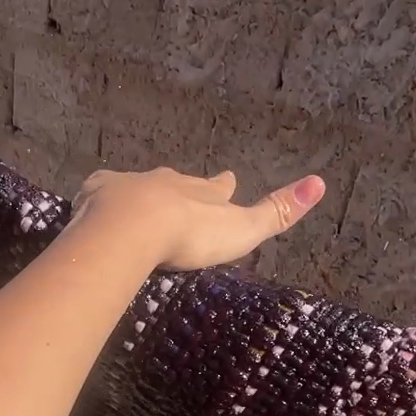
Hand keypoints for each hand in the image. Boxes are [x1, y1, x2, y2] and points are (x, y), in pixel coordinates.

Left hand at [68, 167, 325, 270]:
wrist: (132, 228)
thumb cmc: (189, 235)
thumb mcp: (241, 230)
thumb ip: (276, 212)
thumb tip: (321, 182)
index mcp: (201, 193)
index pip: (218, 187)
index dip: (223, 187)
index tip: (227, 180)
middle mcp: (167, 182)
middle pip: (178, 183)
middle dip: (183, 188)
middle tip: (181, 194)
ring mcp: (130, 186)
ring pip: (139, 186)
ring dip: (141, 195)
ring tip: (137, 206)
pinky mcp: (97, 194)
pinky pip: (99, 190)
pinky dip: (100, 196)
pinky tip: (94, 203)